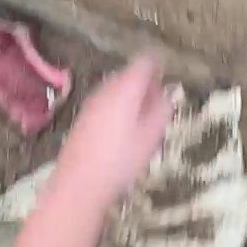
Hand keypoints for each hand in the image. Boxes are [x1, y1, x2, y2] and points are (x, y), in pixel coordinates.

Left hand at [51, 53, 173, 210]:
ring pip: (117, 88)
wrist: (78, 186)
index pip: (145, 61)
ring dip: (131, 97)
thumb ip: (163, 109)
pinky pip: (106, 101)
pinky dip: (118, 107)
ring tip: (142, 122)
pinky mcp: (83, 116)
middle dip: (145, 84)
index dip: (159, 65)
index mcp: (127, 87)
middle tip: (158, 105)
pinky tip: (121, 132)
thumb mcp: (151, 137)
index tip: (167, 80)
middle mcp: (108, 87)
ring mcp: (92, 101)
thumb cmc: (121, 160)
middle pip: (130, 73)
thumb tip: (168, 94)